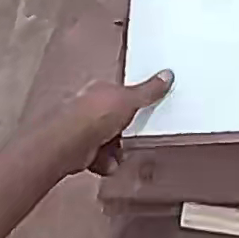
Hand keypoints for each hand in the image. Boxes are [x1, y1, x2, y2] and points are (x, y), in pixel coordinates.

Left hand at [57, 70, 173, 175]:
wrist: (70, 143)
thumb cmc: (96, 114)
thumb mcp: (130, 99)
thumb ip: (149, 91)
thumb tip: (167, 74)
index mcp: (100, 90)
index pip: (118, 93)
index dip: (131, 103)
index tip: (143, 111)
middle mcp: (89, 108)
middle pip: (114, 120)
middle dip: (126, 132)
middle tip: (135, 135)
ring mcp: (82, 130)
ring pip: (108, 142)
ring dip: (117, 150)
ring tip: (120, 153)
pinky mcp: (79, 151)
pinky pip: (100, 159)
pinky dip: (105, 163)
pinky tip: (107, 163)